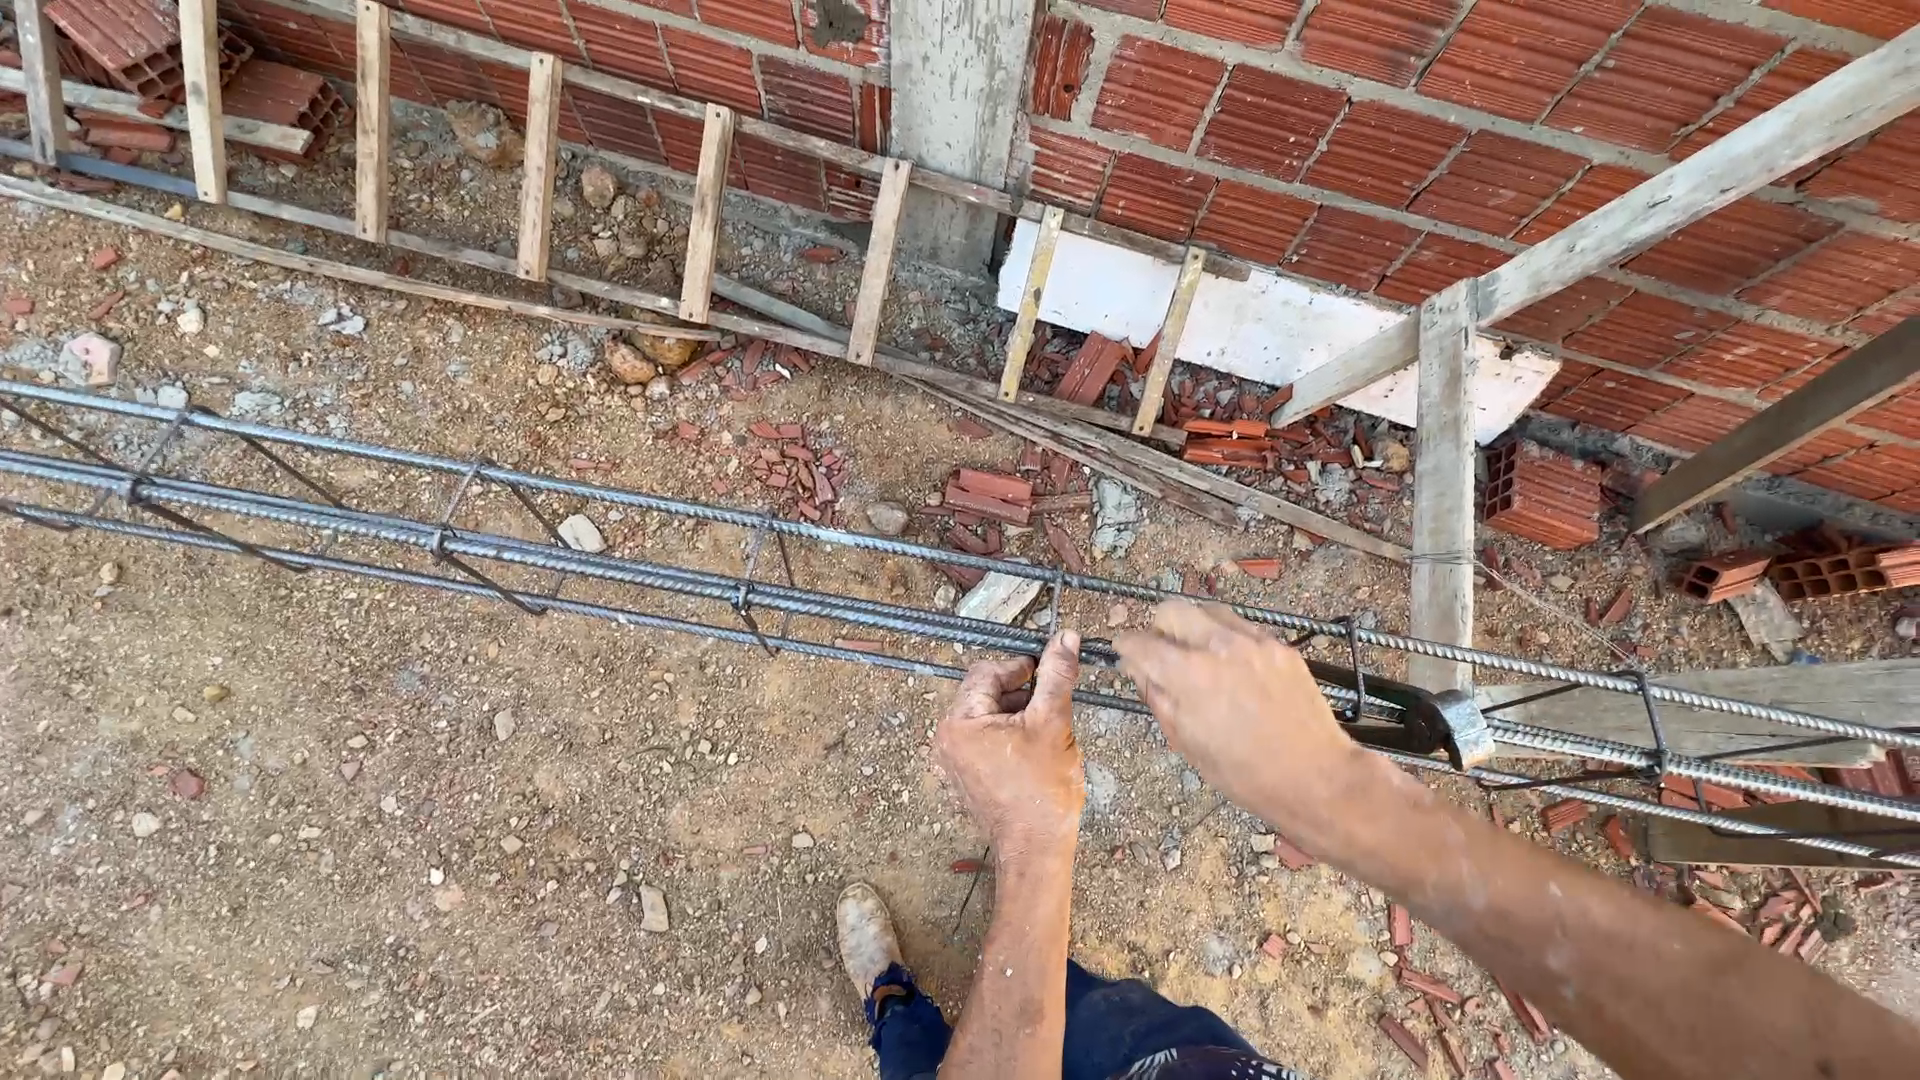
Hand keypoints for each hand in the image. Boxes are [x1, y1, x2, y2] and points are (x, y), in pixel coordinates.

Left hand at [935, 631, 1084, 859]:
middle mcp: (947, 739)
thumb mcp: (1052, 721)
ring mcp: (955, 760)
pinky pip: (987, 741)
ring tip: (1046, 730)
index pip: (986, 672)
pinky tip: (1035, 750)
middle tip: (1050, 704)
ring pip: (990, 716)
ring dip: (1018, 714)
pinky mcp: (967, 776)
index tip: (1047, 670)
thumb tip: (1066, 638)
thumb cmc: (1041, 789)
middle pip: (986, 693)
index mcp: (959, 722)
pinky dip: (1010, 736)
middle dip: (1021, 694)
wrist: (1036, 848)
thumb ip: (1056, 675)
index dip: (1019, 668)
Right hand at [1115, 601, 1369, 837]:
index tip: (1126, 653)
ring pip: (1207, 611)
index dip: (1126, 647)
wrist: (1313, 776)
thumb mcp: (1185, 741)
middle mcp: (1218, 647)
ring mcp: (1253, 642)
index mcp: (1188, 675)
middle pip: (1171, 609)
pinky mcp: (1279, 647)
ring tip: (1200, 656)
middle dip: (1158, 627)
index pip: (1140, 642)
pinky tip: (1234, 668)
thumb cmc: (1242, 772)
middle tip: (1162, 651)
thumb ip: (1157, 696)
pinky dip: (1228, 640)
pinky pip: (1242, 628)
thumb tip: (1139, 668)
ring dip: (1194, 627)